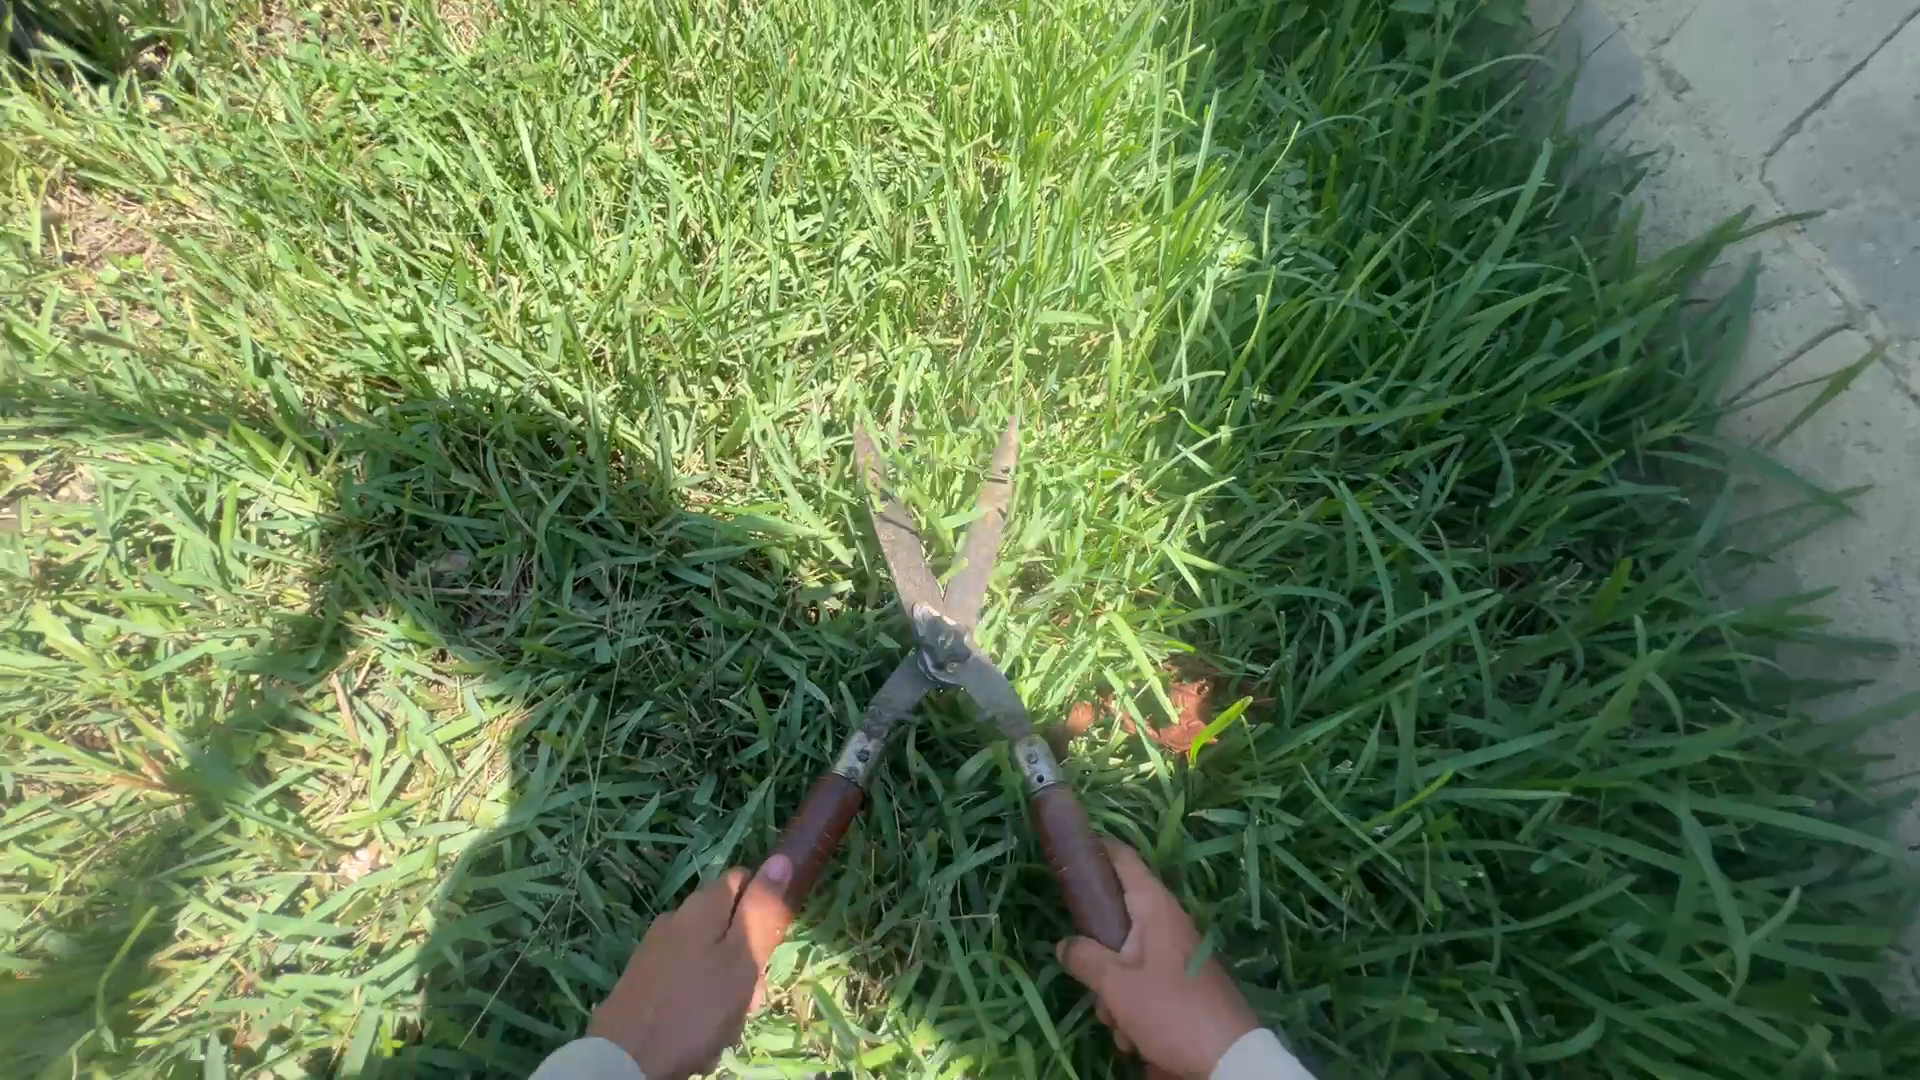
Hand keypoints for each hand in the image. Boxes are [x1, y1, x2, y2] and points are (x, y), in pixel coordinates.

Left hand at [586, 854, 793, 1079]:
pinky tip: (698, 1031)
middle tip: (749, 996)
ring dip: (723, 984)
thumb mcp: (742, 958)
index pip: (744, 879)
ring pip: (706, 955)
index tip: (767, 945)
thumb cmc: (694, 1007)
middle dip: (743, 955)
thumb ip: (763, 909)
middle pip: (725, 922)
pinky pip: (683, 980)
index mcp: (703, 904)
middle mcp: (676, 916)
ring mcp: (655, 948)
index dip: (762, 907)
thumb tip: (781, 859)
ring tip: (725, 1023)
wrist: (622, 1063)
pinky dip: (696, 1000)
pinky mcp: (640, 980)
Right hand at [1056, 840, 1259, 1079]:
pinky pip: (1146, 980)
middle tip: (1091, 980)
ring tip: (1118, 1023)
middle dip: (1097, 953)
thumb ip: (1084, 958)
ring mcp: (1177, 951)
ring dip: (1114, 990)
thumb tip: (1064, 944)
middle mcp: (1167, 920)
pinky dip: (1134, 1004)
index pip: (1122, 856)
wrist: (1231, 1061)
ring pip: (1128, 956)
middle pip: (1117, 917)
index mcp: (1153, 905)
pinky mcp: (1184, 981)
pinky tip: (1134, 1037)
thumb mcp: (1116, 985)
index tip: (1069, 854)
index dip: (1095, 848)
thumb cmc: (1171, 1010)